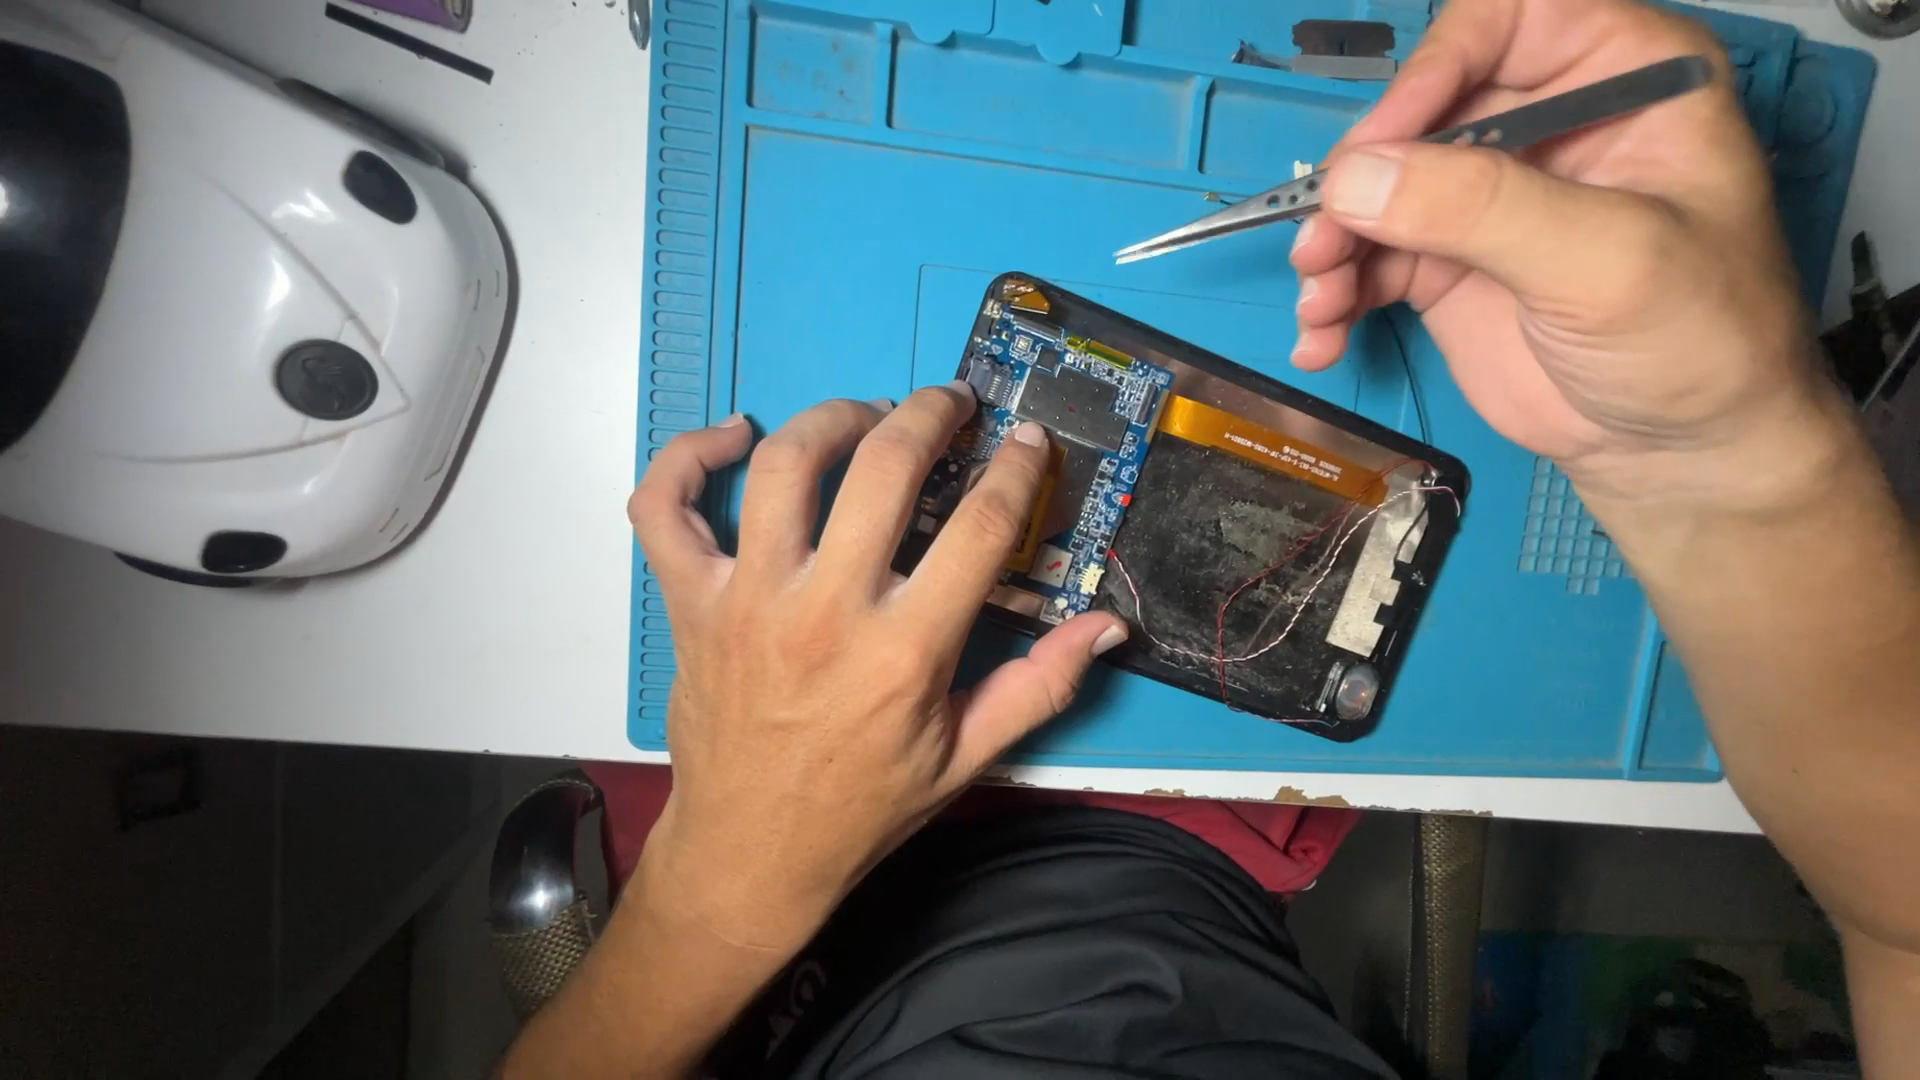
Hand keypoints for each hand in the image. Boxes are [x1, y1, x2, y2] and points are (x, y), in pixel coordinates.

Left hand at [626, 386, 1126, 951]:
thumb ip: (1042, 685)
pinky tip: (735, 436)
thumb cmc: (863, 809)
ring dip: (832, 418)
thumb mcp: (966, 757)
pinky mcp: (691, 603)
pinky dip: (689, 455)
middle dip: (929, 416)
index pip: (980, 528)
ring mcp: (747, 600)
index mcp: (904, 650)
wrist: (750, 856)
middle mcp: (824, 611)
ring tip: (866, 414)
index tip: (1026, 440)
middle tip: (949, 402)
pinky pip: (664, 507)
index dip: (1016, 469)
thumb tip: (1109, 626)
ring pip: (783, 467)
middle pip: (882, 470)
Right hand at [1290, 0, 1851, 511]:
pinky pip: (1361, 270)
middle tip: (1320, 253)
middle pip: (1411, 123)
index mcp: (1613, 83)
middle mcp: (1533, 135)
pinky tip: (1322, 342)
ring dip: (1328, 256)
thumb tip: (1351, 181)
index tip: (1376, 153)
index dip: (1431, 74)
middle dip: (1353, 190)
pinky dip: (1331, 305)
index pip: (1505, 24)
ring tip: (1318, 309)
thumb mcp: (1601, 261)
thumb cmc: (1691, 336)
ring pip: (1370, 201)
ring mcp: (1476, 208)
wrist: (1667, 444)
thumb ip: (1479, 209)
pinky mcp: (1438, 272)